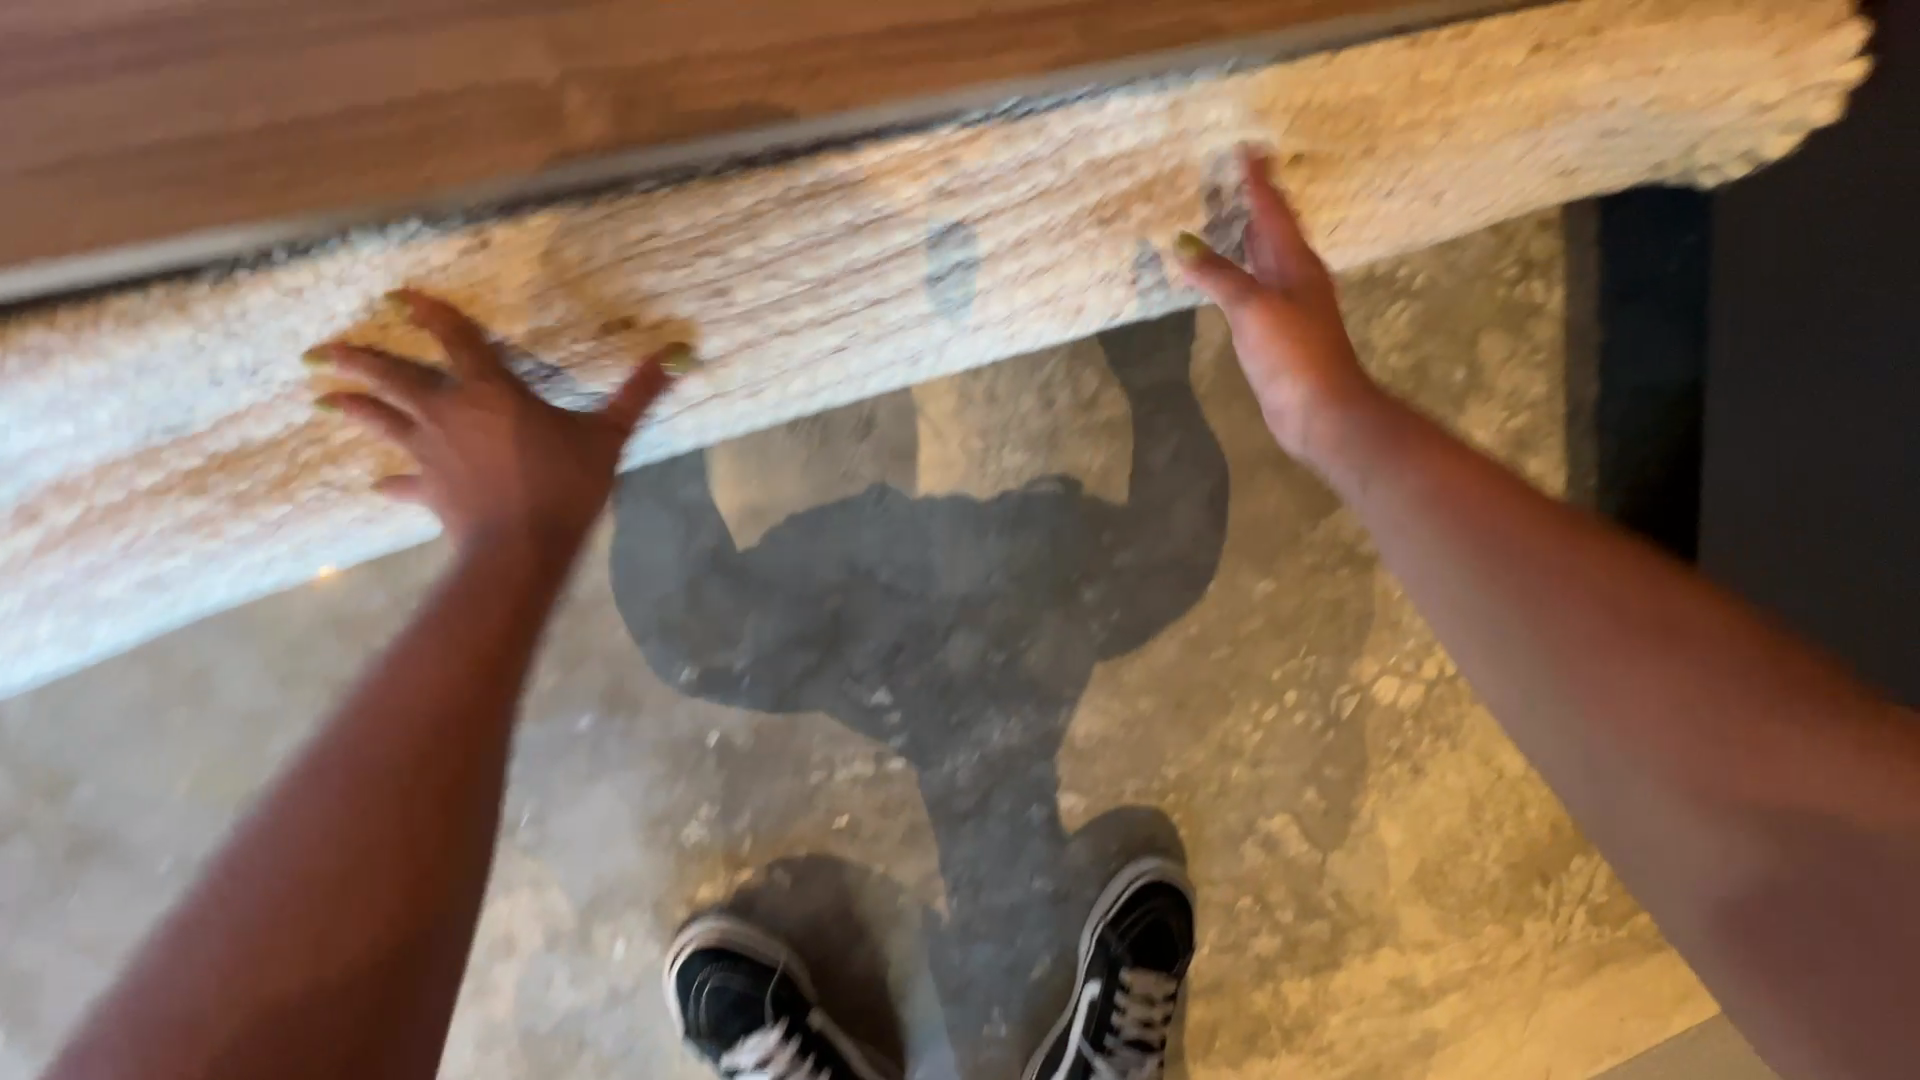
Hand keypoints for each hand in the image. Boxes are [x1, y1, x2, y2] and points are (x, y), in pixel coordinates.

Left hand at [306, 289, 678, 554]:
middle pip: (393, 377)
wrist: (523, 546)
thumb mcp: (608, 436)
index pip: (454, 339)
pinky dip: (392, 482)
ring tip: (324, 396)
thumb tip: (676, 355)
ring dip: (353, 407)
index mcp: (490, 391)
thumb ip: (637, 395)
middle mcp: (448, 413)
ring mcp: (430, 453)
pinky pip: (402, 483)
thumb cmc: (565, 483)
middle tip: (323, 350)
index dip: (429, 314)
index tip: (401, 297)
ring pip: (381, 422)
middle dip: (358, 360)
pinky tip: (379, 485)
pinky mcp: (427, 490)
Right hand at [1173, 148, 1385, 467]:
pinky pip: (1256, 290)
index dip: (1259, 181)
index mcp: (1296, 264)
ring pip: (1267, 261)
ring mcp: (1289, 307)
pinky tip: (1229, 280)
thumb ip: (1217, 275)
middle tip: (1238, 179)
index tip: (1248, 149)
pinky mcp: (1278, 333)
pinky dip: (1241, 275)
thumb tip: (1182, 242)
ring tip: (1231, 219)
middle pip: (1274, 231)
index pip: (1273, 211)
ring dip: (1250, 240)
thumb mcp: (1251, 307)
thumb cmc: (1291, 353)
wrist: (1319, 409)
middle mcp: (1296, 278)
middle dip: (1258, 204)